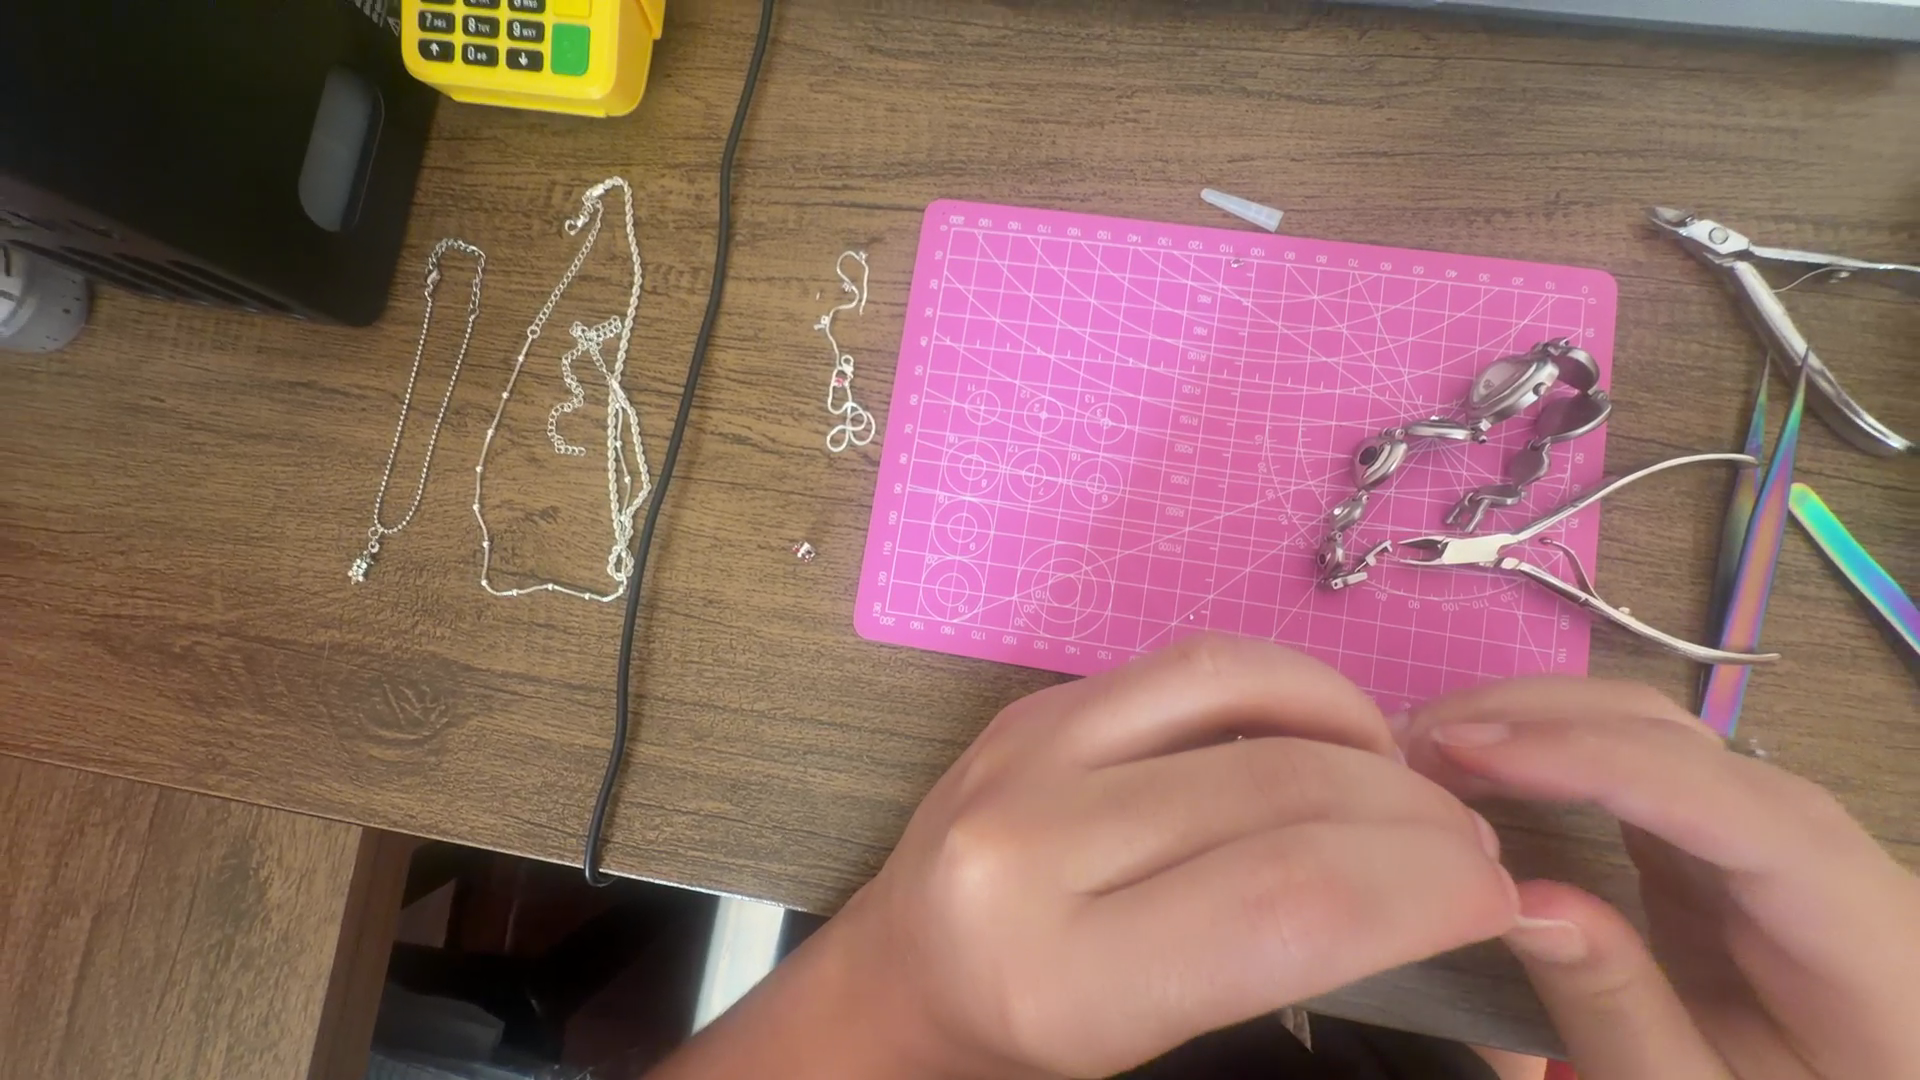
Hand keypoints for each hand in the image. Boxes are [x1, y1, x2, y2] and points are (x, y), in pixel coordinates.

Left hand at [788, 636, 1516, 1078]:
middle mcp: (1034, 839)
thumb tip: (1444, 907)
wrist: (898, 971)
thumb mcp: (1151, 1038)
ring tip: (1399, 774)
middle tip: (1468, 842)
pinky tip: (1314, 727)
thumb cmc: (1025, 1038)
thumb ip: (1286, 963)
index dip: (1423, 888)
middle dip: (1409, 813)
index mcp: (1062, 974)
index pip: (1287, 903)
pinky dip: (1277, 681)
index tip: (1496, 894)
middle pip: (1272, 791)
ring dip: (1349, 722)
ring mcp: (1026, 748)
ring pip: (1228, 686)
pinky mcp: (1032, 703)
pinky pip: (1180, 665)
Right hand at [1397, 678, 1919, 1078]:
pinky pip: (1621, 755)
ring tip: (1428, 740)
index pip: (1736, 809)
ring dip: (1526, 717)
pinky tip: (1474, 755)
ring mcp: (1761, 832)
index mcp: (1868, 944)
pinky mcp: (1707, 831)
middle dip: (1537, 720)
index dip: (1594, 761)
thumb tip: (1519, 900)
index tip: (1463, 751)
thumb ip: (1617, 1009)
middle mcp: (1823, 858)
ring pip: (1646, 727)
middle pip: (1682, 741)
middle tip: (1418, 743)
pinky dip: (1536, 739)